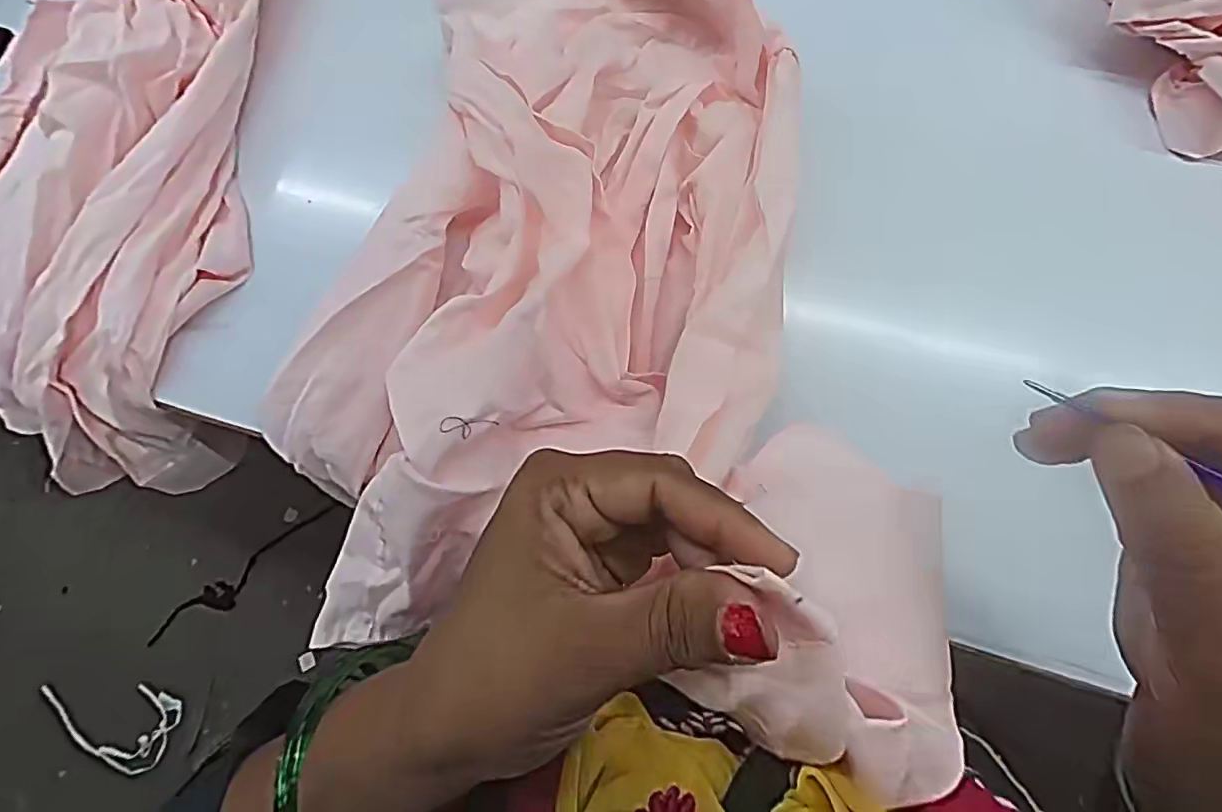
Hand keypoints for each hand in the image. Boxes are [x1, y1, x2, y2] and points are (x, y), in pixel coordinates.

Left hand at [237, 449, 798, 811]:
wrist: (439, 738)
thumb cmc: (497, 680)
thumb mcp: (590, 648)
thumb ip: (678, 622)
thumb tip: (765, 617)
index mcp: (563, 483)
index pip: (662, 484)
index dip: (726, 521)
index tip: (782, 566)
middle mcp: (581, 490)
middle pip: (675, 501)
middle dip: (725, 545)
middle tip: (779, 593)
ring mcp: (593, 526)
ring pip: (677, 530)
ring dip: (717, 568)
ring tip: (761, 605)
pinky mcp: (604, 563)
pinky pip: (667, 562)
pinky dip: (698, 588)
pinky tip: (725, 613)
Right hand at [1014, 391, 1221, 811]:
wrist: (1218, 810)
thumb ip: (1177, 539)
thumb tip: (1119, 437)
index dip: (1206, 423)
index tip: (1111, 412)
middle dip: (1152, 427)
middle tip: (1066, 420)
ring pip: (1212, 457)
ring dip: (1128, 437)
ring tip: (1052, 434)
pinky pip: (1184, 481)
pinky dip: (1125, 464)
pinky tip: (1080, 453)